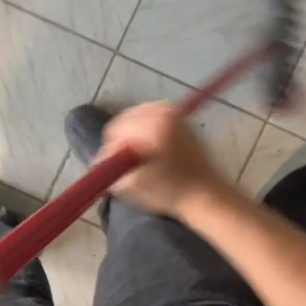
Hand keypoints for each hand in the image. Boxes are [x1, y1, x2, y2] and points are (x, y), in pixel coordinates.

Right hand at [99, 101, 230, 215]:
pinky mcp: (181, 118)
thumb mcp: (132, 185)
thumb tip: (99, 160)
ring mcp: (174, 113)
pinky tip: (150, 148)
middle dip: (121, 139)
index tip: (113, 166)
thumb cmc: (169, 192)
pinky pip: (153, 116)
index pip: (116, 129)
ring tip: (138, 156)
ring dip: (133, 133)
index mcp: (152, 125)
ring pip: (139, 116)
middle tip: (124, 161)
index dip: (110, 148)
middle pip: (126, 119)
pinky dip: (146, 128)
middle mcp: (164, 112)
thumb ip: (109, 169)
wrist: (206, 194)